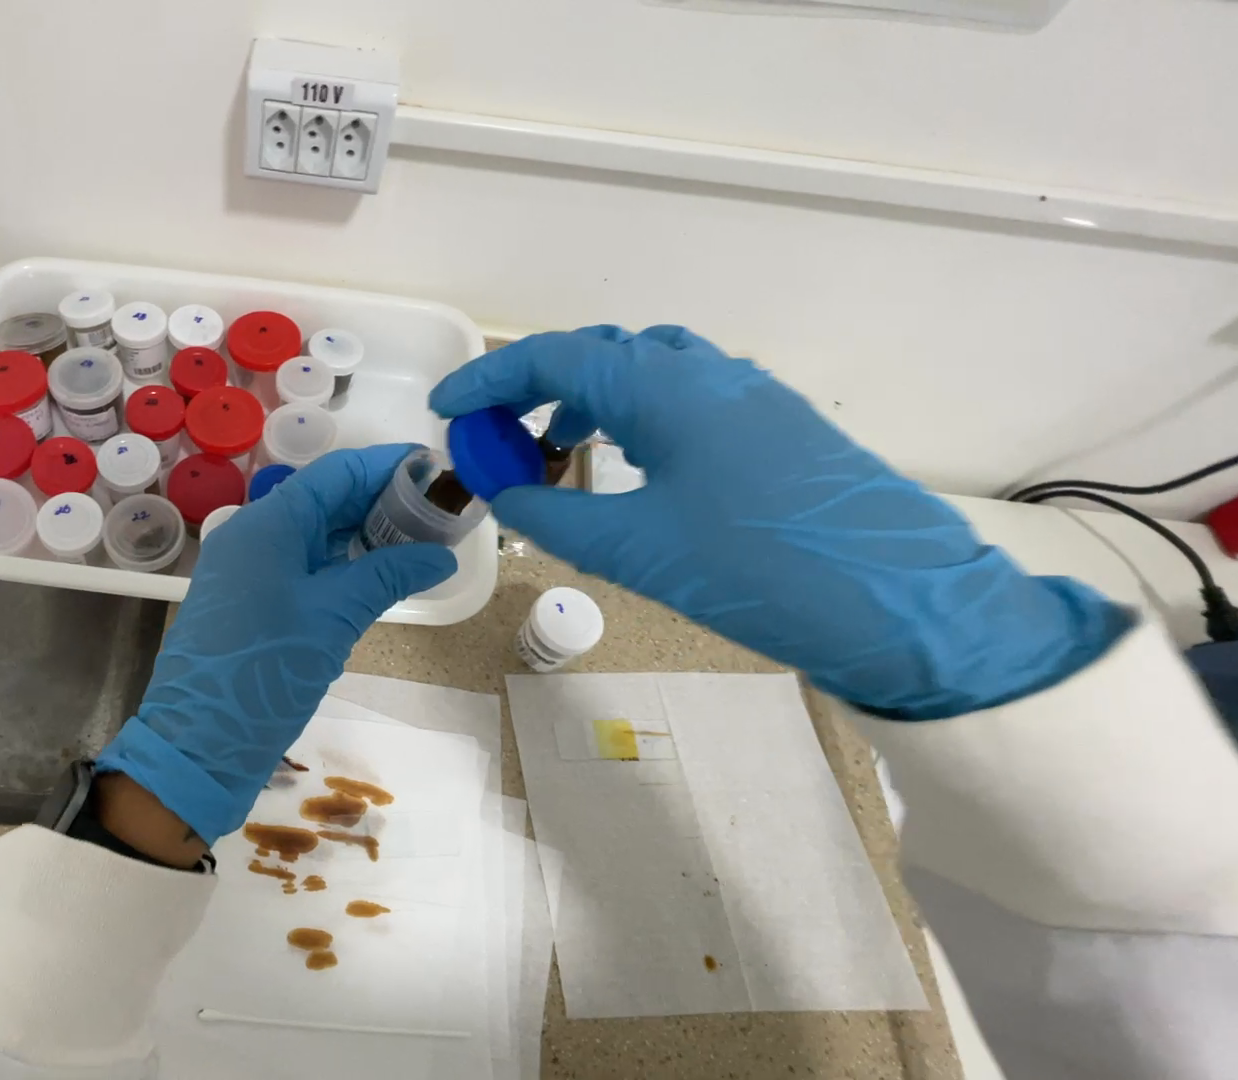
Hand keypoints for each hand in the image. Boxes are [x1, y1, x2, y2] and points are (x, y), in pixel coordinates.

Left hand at [94, 445, 457, 842]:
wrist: (199, 745)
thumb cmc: (265, 670)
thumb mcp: (334, 617)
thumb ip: (387, 575)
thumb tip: (442, 556)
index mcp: (269, 523)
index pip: (338, 472)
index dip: (388, 465)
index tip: (438, 467)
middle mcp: (255, 535)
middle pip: (328, 500)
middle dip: (384, 501)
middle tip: (441, 510)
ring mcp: (251, 570)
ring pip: (317, 536)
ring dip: (366, 535)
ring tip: (423, 541)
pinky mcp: (253, 603)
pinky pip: (305, 567)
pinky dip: (344, 566)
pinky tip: (380, 575)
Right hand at [430, 325, 1128, 718]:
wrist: (903, 608)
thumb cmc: (753, 570)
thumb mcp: (632, 548)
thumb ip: (551, 514)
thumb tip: (502, 494)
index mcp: (663, 387)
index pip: (552, 359)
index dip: (488, 380)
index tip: (445, 409)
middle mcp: (703, 372)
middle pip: (595, 352)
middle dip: (532, 384)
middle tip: (495, 429)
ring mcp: (744, 393)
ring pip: (641, 368)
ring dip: (583, 396)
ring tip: (554, 443)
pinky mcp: (769, 424)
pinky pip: (678, 394)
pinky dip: (630, 412)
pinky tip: (626, 460)